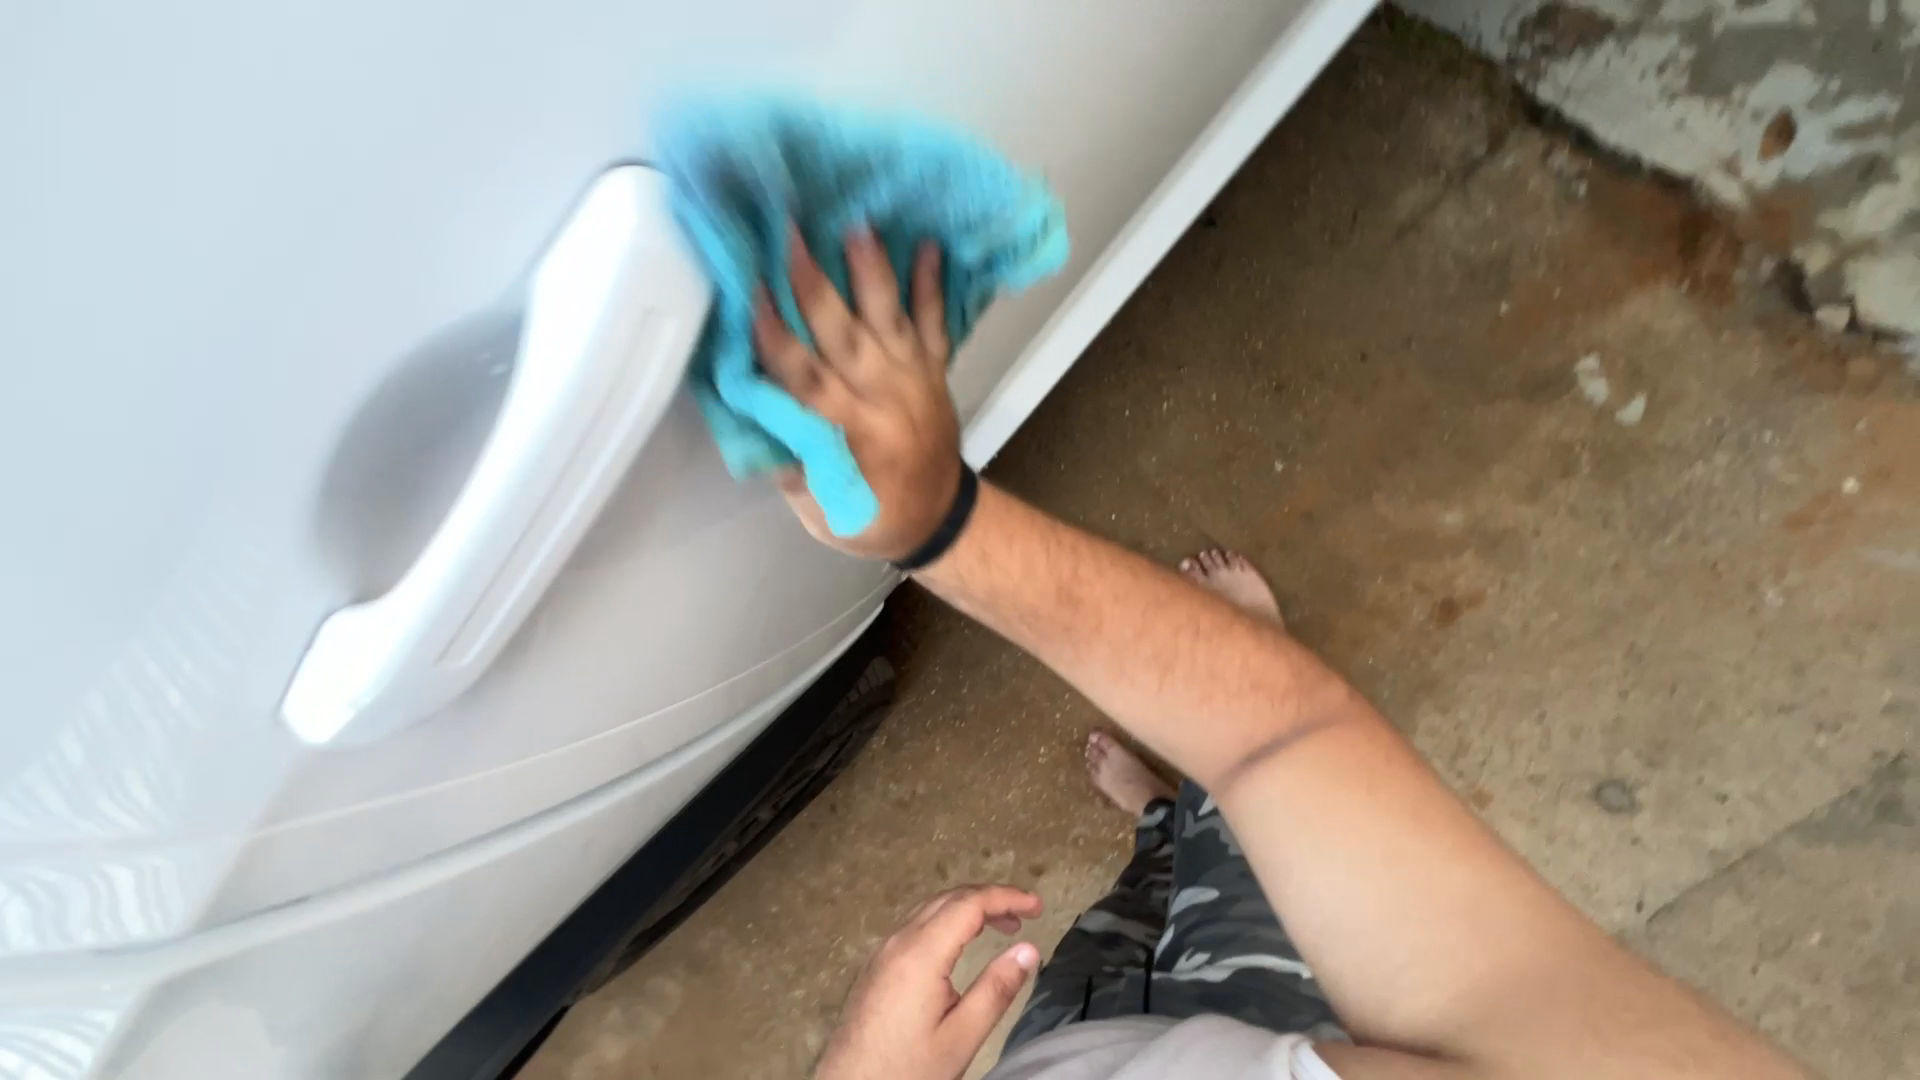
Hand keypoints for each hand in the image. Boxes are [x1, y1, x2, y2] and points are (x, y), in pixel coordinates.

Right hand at [754, 226, 963, 561]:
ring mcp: (913, 380)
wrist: (941, 519)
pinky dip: (933, 287)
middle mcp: (883, 399)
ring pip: (889, 320)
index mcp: (851, 436)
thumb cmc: (871, 519)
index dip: (774, 338)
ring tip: (856, 222)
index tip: (749, 292)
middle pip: (842, 337)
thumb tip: (757, 413)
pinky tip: (929, 245)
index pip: (804, 380)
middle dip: (812, 285)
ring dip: (872, 272)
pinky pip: (936, 325)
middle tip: (788, 233)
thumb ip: (793, 466)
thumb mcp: (821, 513)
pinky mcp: (934, 371)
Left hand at [813, 885, 1044, 1079]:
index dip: (1007, 896)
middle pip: (950, 898)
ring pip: (931, 908)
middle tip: (1026, 914)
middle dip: (991, 898)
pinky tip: (959, 942)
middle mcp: (899, 940)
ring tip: (1002, 925)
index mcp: (921, 951)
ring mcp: (884, 950)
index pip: (970, 903)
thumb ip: (996, 990)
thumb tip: (1029, 949)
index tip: (1039, 906)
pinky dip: (947, 920)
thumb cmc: (907, 1069)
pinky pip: (916, 924)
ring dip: (968, 908)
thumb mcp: (960, 1038)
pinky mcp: (876, 964)